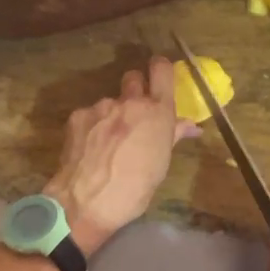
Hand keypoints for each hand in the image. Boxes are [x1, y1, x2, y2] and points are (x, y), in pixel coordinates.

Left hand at [44, 55, 198, 254]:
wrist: (87, 201)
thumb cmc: (134, 190)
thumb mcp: (160, 165)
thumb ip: (172, 136)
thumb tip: (191, 126)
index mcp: (157, 113)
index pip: (162, 70)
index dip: (160, 68)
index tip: (158, 74)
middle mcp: (130, 102)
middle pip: (133, 78)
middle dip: (134, 90)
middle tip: (132, 114)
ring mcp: (101, 107)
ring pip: (109, 102)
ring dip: (111, 115)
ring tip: (106, 143)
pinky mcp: (78, 116)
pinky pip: (90, 115)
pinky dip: (91, 127)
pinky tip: (89, 149)